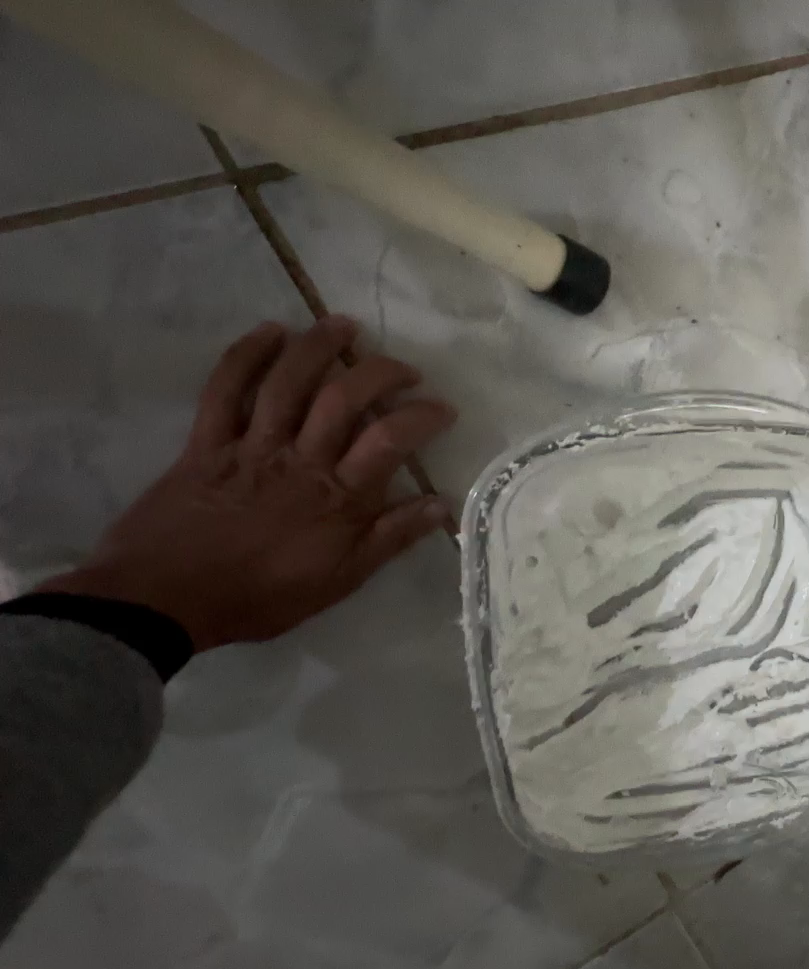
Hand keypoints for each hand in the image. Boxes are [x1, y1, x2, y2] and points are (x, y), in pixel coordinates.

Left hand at [37, 317, 456, 650]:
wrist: (162, 601)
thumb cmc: (265, 594)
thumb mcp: (344, 577)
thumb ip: (393, 537)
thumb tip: (442, 504)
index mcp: (339, 497)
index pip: (390, 440)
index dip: (422, 415)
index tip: (444, 409)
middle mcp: (300, 461)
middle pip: (342, 399)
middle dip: (379, 373)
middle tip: (405, 369)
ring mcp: (250, 448)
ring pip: (286, 384)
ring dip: (317, 348)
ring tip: (343, 325)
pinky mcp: (205, 445)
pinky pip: (224, 392)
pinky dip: (245, 357)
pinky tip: (269, 333)